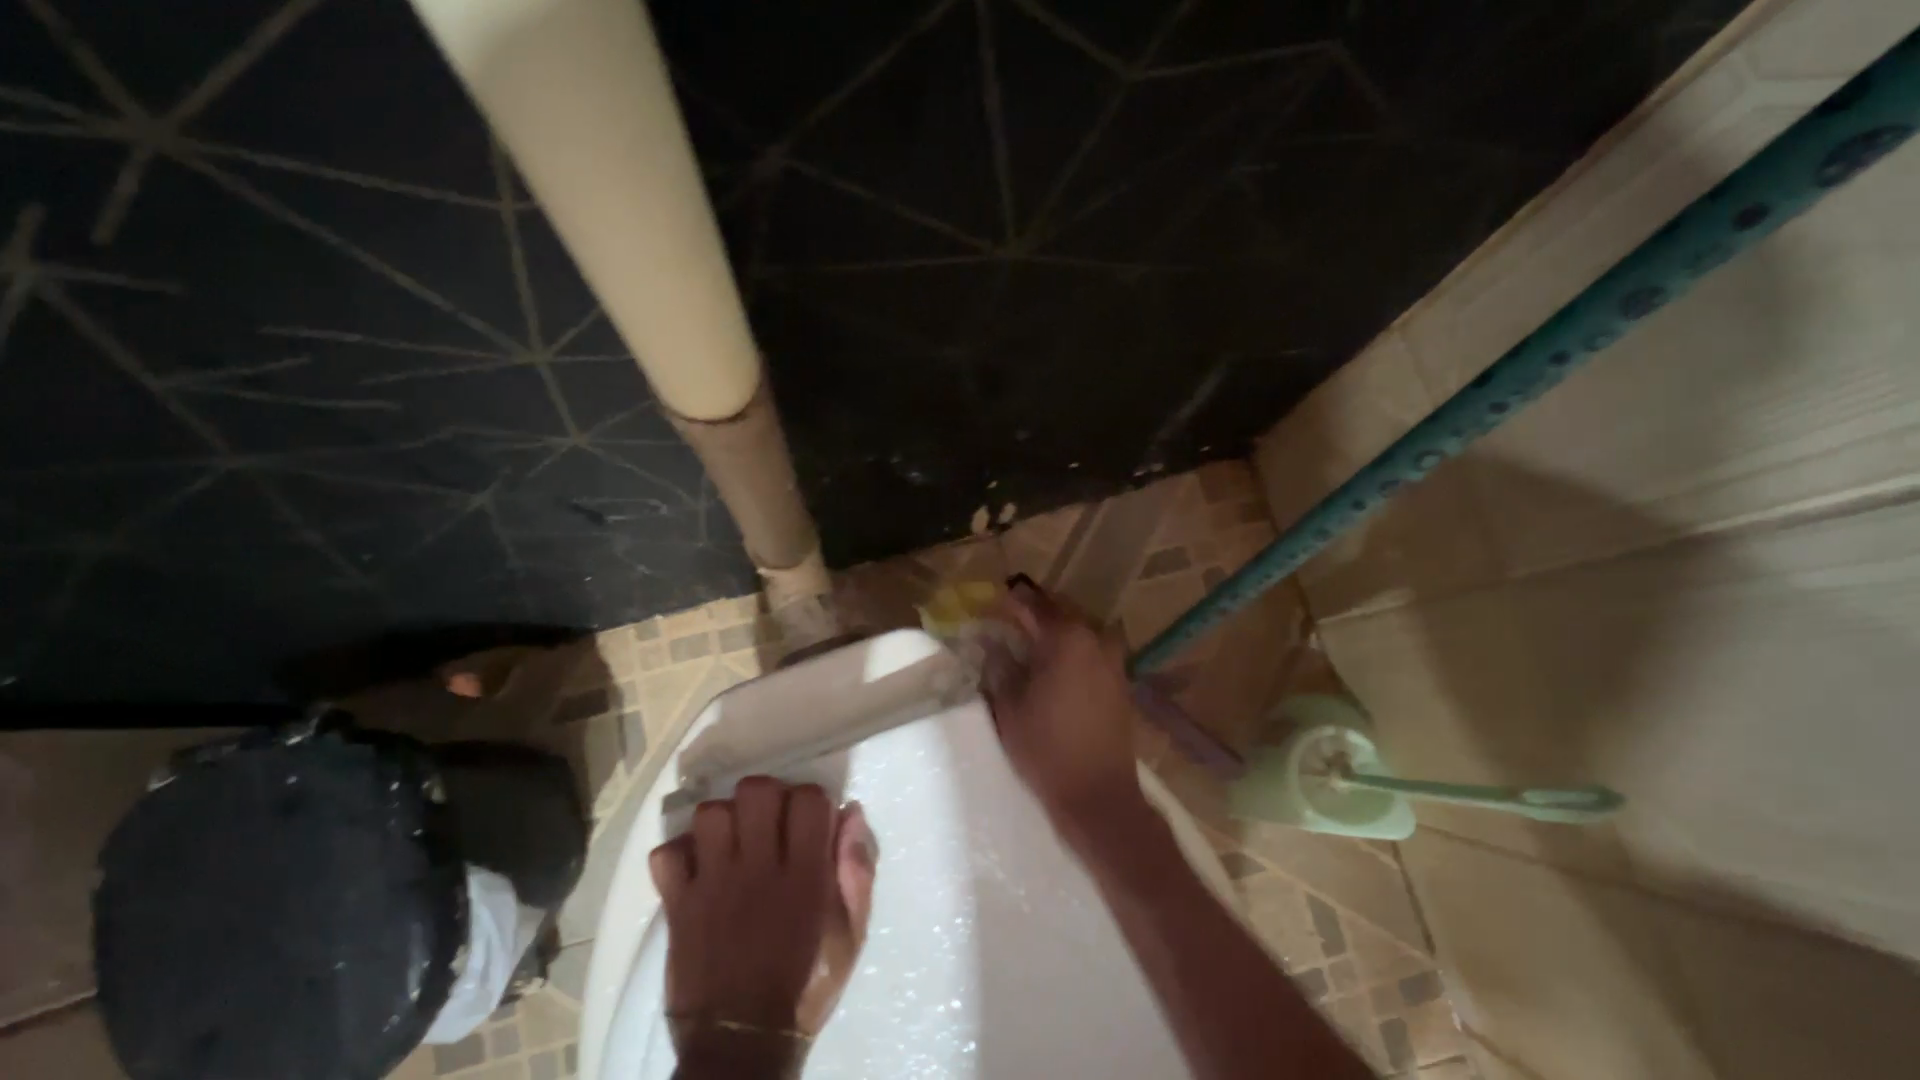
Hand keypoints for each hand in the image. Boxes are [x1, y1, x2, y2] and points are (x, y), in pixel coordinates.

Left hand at [649, 778, 877, 1069]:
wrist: (743, 1041)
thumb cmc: (805, 985)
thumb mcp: (850, 936)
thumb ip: (856, 872)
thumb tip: (851, 813)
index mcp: (806, 874)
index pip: (809, 798)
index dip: (811, 801)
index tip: (811, 822)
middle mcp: (758, 867)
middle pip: (756, 790)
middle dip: (766, 797)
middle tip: (769, 824)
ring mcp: (712, 883)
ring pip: (710, 813)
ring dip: (722, 821)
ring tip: (731, 844)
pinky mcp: (677, 903)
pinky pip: (667, 852)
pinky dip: (679, 853)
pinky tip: (696, 868)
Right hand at [981, 586, 1150, 851]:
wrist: (1098, 794)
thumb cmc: (1046, 749)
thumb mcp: (1008, 706)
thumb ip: (998, 666)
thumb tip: (990, 642)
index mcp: (1066, 638)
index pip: (1032, 604)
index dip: (1008, 601)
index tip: (988, 604)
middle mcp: (1095, 639)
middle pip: (1060, 611)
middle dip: (1034, 612)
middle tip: (1006, 621)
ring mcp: (1113, 661)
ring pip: (1080, 629)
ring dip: (1055, 630)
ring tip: (1029, 643)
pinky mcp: (1120, 682)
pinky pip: (1092, 650)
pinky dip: (1072, 649)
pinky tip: (1053, 667)